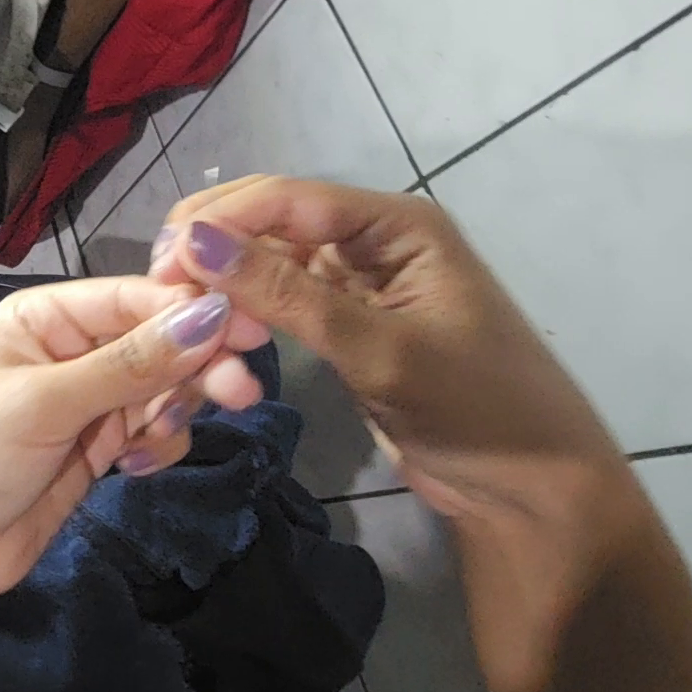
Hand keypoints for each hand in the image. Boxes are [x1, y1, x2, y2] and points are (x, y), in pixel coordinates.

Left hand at [0, 277, 267, 600]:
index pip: (132, 298)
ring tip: (153, 441)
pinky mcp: (103, 442)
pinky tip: (134, 466)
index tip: (247, 328)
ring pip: (163, 385)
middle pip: (157, 340)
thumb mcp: (47, 402)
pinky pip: (154, 427)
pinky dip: (159, 443)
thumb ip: (129, 364)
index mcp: (48, 315)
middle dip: (195, 364)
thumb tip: (208, 315)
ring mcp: (91, 396)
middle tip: (241, 392)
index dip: (189, 310)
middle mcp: (74, 346)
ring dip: (175, 409)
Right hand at [152, 177, 691, 691]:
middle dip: (215, 242)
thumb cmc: (475, 410)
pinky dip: (245, 305)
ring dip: (225, 275)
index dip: (220, 220)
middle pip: (270, 216)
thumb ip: (284, 292)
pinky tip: (219, 323)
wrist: (531, 494)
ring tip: (182, 306)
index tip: (164, 262)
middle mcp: (368, 235)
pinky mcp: (340, 314)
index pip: (286, 197)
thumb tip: (193, 242)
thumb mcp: (378, 349)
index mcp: (393, 222)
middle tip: (161, 283)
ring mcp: (353, 275)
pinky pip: (277, 291)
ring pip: (267, 253)